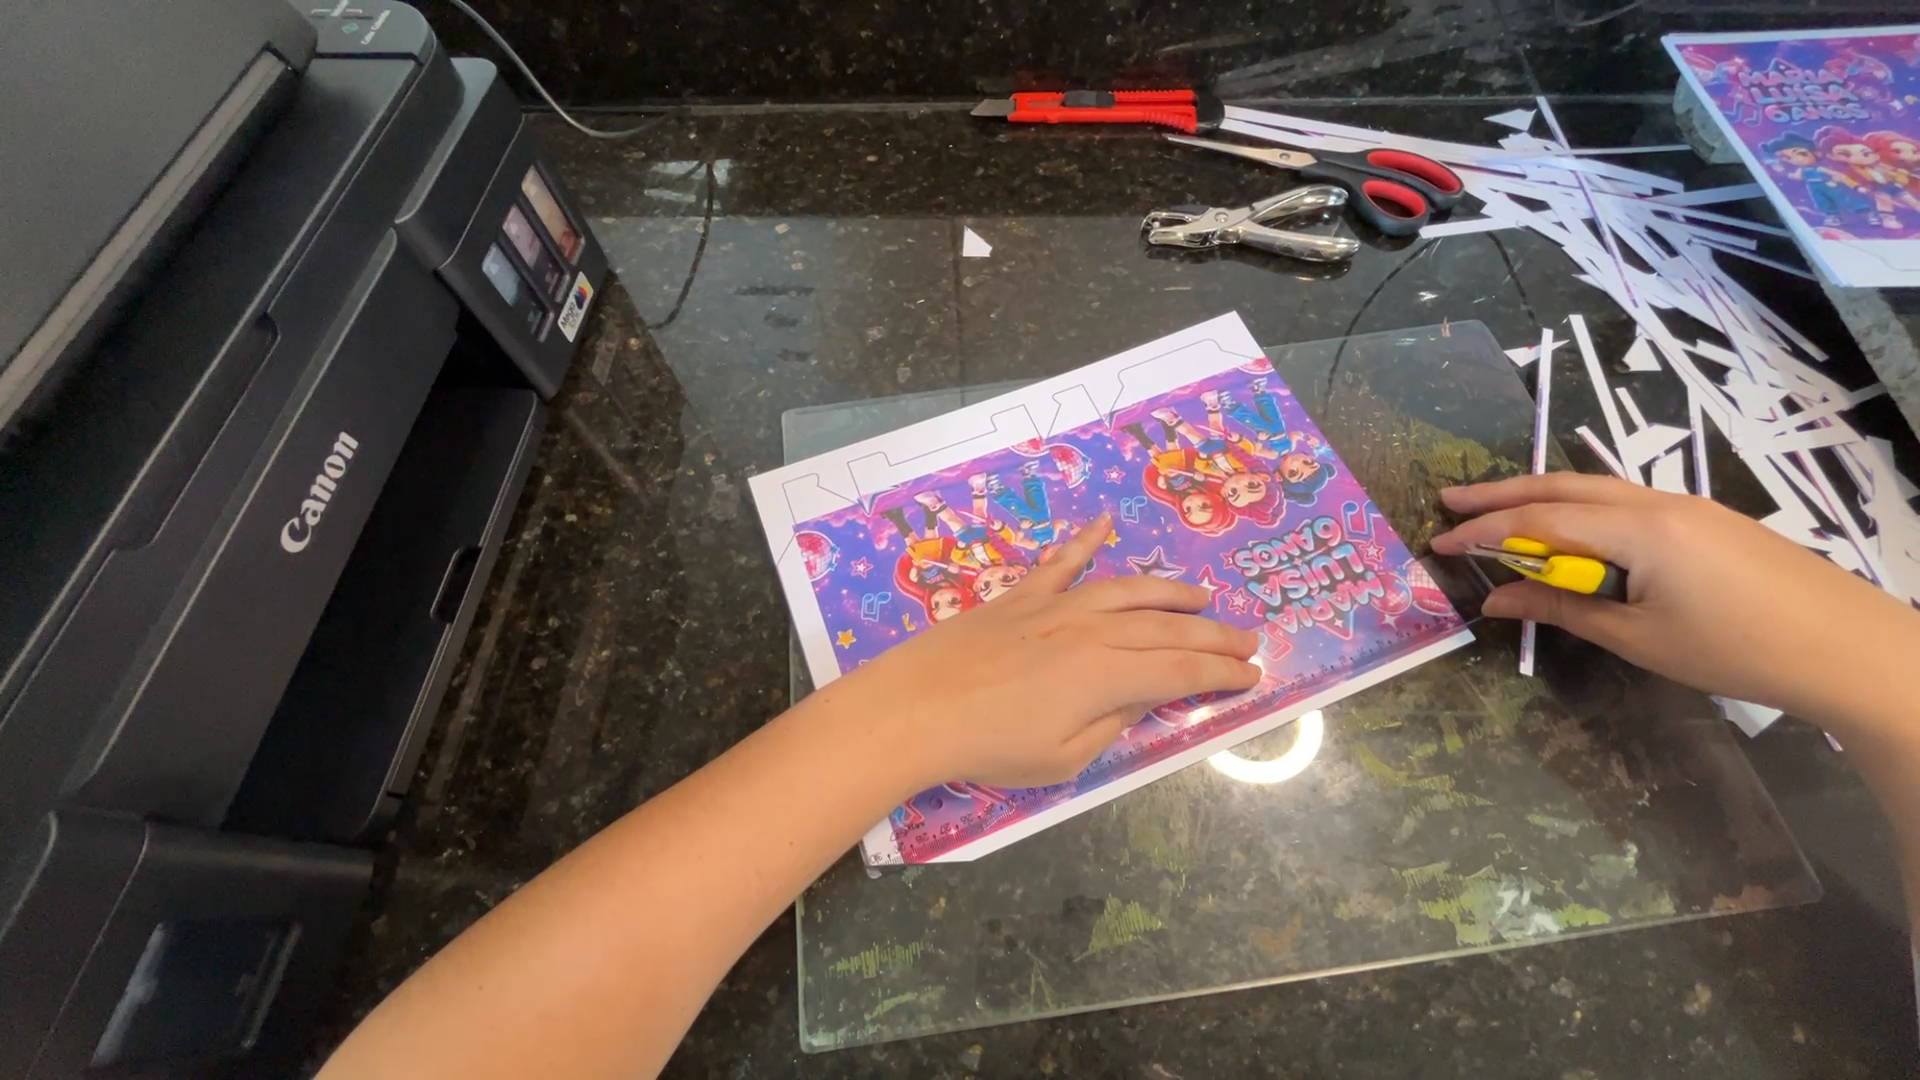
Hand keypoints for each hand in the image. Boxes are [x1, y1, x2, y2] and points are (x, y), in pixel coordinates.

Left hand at [842, 514, 1259, 790]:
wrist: (915, 708)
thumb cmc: (988, 747)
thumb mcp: (1063, 758)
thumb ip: (1112, 724)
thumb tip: (1142, 698)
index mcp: (1106, 675)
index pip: (1181, 672)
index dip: (1221, 674)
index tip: (1253, 674)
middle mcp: (1090, 630)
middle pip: (1166, 628)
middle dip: (1213, 635)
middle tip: (1248, 639)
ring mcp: (1054, 606)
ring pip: (1127, 590)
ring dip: (1169, 591)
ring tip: (1199, 597)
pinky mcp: (1020, 597)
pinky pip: (1060, 563)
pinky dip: (1084, 541)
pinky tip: (1104, 523)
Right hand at [1430, 473, 1919, 728]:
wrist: (1861, 653)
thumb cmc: (1739, 650)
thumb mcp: (1636, 637)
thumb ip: (1559, 609)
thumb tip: (1494, 601)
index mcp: (1640, 531)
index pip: (1539, 520)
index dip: (1483, 531)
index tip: (1438, 542)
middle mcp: (1659, 504)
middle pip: (1561, 487)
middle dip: (1499, 493)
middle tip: (1449, 499)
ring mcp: (1687, 507)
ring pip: (1593, 488)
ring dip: (1537, 495)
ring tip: (1491, 506)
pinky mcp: (1705, 520)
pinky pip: (1621, 501)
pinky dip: (1576, 507)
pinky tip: (1563, 524)